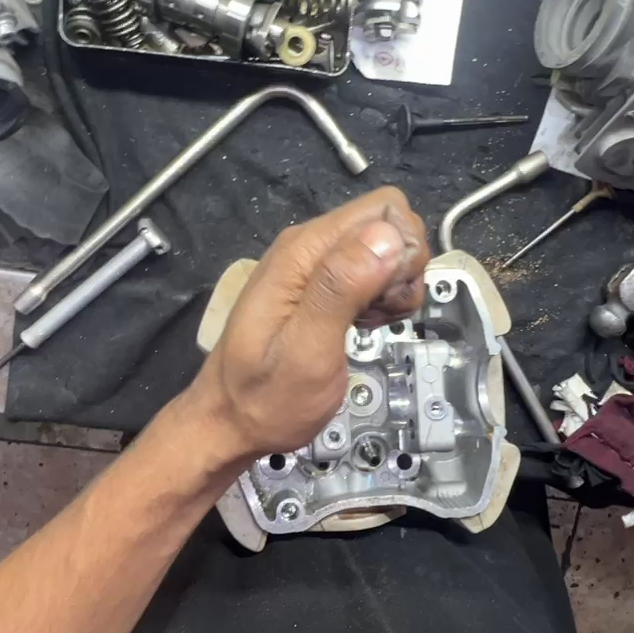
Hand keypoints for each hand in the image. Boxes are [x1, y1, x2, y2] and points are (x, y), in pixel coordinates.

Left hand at [184, 187, 427, 462]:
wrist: (231, 422)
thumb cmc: (266, 398)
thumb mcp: (306, 351)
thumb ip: (341, 290)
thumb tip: (386, 237)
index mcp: (303, 252)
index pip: (384, 210)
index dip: (401, 251)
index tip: (387, 299)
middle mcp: (309, 246)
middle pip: (388, 225)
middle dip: (402, 270)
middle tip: (378, 317)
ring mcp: (315, 265)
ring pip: (385, 250)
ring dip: (393, 288)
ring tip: (367, 326)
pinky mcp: (322, 285)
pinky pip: (372, 274)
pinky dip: (381, 299)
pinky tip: (361, 327)